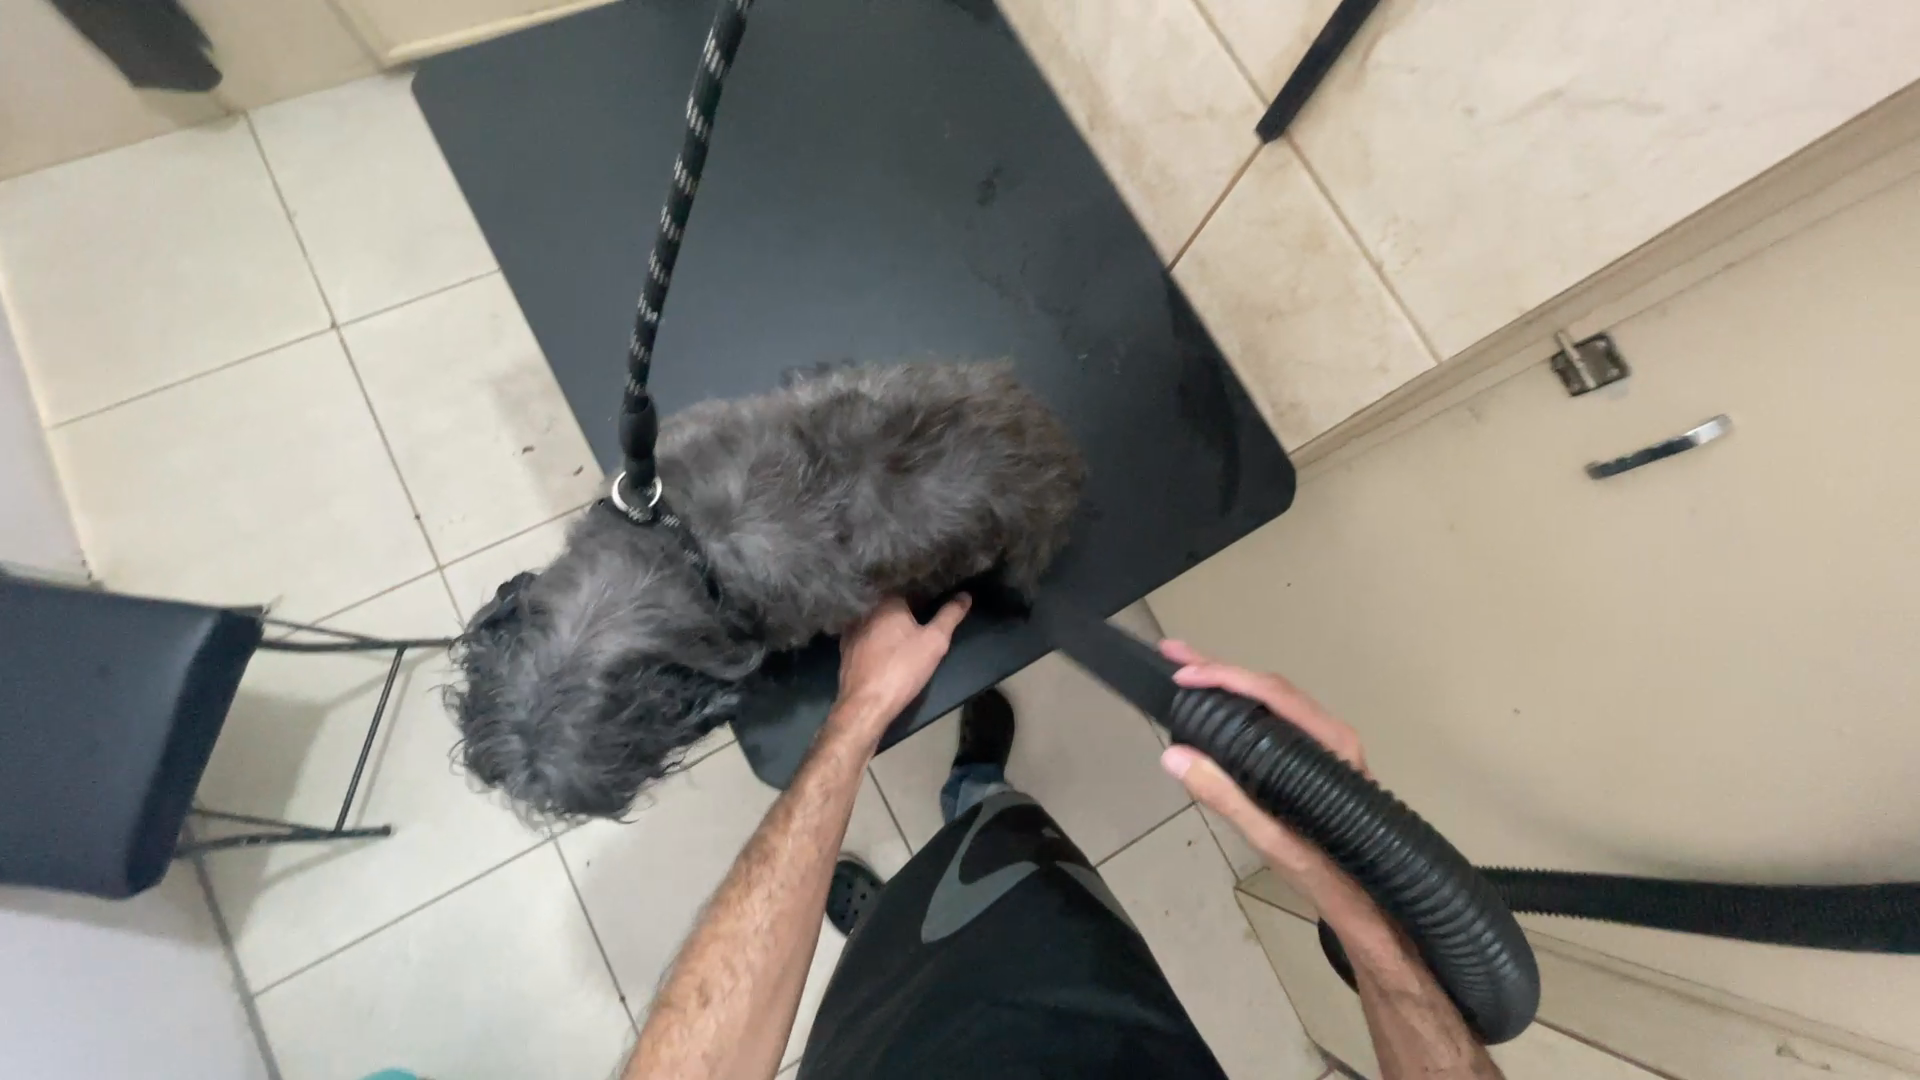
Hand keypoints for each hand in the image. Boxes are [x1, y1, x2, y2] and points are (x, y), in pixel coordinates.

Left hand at [834, 595, 971, 737]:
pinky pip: (864, 639)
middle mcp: (866, 612)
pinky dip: (873, 643)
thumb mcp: (935, 641)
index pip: (908, 593)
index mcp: (887, 604)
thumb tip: (965, 594)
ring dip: (887, 630)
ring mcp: (852, 632)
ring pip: (875, 623)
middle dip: (904, 616)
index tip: (932, 614)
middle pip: (890, 608)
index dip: (923, 602)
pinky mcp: (844, 651)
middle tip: (920, 631)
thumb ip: (950, 615)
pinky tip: (882, 656)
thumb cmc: (903, 668)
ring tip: (901, 643)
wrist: (866, 704)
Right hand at [1156, 640, 1398, 957]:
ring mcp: (1320, 743)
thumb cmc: (1330, 875)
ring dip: (1225, 680)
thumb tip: (1175, 757)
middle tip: (1171, 653)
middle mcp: (1328, 735)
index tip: (1184, 676)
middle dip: (1217, 667)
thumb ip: (1227, 798)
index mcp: (1329, 746)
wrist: (1374, 906)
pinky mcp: (1309, 755)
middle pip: (1267, 688)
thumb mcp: (1274, 841)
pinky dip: (1237, 701)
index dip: (1226, 678)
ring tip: (1183, 669)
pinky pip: (1270, 715)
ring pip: (1268, 698)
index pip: (1272, 695)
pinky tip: (1213, 701)